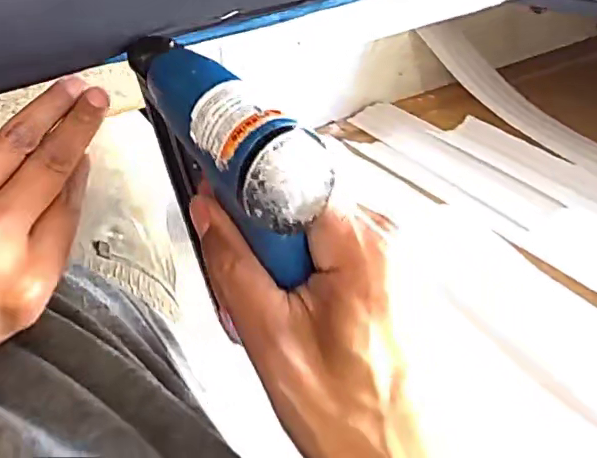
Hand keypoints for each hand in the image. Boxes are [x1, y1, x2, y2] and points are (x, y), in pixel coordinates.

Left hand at [0, 76, 107, 420]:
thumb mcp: (20, 304)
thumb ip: (53, 238)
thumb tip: (73, 173)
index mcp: (22, 273)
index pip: (65, 195)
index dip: (82, 149)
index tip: (95, 121)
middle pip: (43, 157)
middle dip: (72, 119)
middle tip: (91, 93)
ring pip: (7, 140)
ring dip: (39, 111)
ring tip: (61, 92)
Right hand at [191, 187, 428, 457]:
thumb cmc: (358, 426)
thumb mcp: (270, 336)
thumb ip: (230, 261)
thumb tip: (205, 211)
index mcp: (364, 246)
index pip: (282, 171)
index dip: (237, 178)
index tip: (209, 182)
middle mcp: (387, 243)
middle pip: (289, 196)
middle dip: (254, 230)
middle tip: (248, 277)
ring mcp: (391, 259)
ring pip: (302, 222)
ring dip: (275, 253)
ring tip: (275, 304)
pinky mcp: (388, 275)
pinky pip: (325, 244)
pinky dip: (299, 267)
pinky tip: (296, 307)